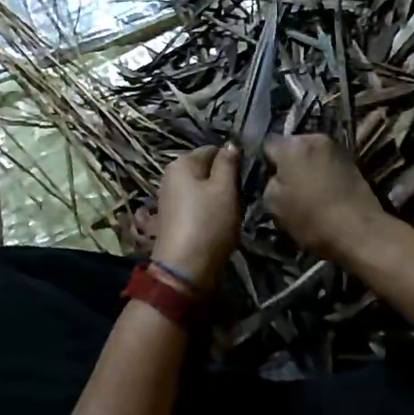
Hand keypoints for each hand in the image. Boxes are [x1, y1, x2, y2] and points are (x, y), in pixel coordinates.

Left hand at [148, 145, 239, 287]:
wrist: (184, 270)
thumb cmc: (208, 222)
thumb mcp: (224, 188)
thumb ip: (228, 163)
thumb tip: (230, 144)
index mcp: (180, 163)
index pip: (212, 149)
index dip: (231, 161)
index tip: (244, 179)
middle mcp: (170, 176)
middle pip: (206, 169)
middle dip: (223, 180)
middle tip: (239, 197)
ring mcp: (169, 198)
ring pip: (202, 189)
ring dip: (218, 198)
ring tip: (230, 213)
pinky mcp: (173, 219)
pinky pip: (196, 205)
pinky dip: (208, 212)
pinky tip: (217, 225)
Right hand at [264, 133, 388, 260]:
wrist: (360, 231)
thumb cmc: (312, 217)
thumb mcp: (274, 205)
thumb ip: (269, 183)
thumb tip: (275, 177)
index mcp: (291, 145)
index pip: (268, 145)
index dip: (266, 163)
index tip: (268, 181)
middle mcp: (314, 138)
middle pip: (293, 147)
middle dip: (289, 163)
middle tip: (288, 188)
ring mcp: (336, 148)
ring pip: (312, 155)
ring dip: (308, 168)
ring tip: (308, 193)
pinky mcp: (353, 162)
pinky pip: (329, 164)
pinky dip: (324, 175)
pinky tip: (325, 195)